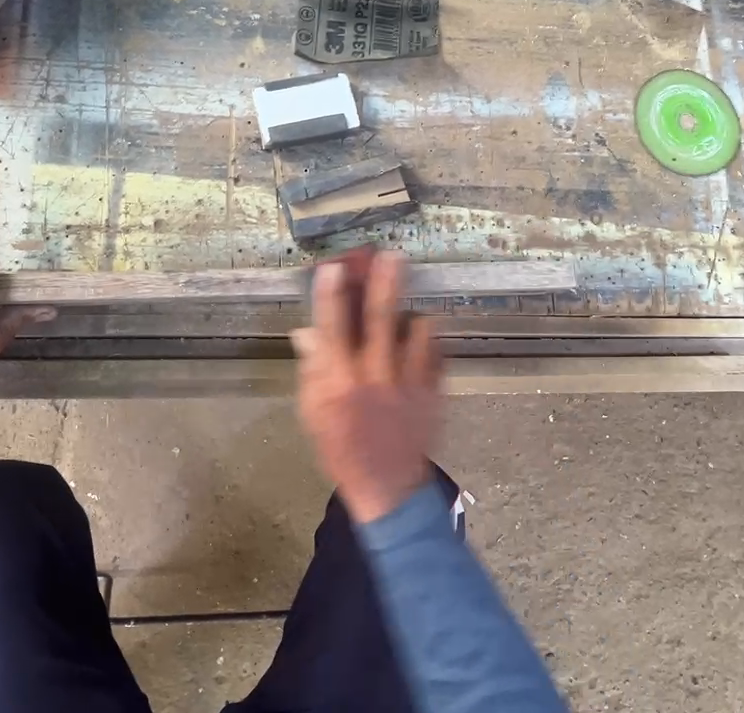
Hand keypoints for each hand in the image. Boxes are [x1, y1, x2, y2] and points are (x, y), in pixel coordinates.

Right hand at [291, 250, 441, 523]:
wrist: (388, 488)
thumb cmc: (341, 449)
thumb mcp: (313, 414)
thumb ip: (312, 371)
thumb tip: (307, 332)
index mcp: (338, 383)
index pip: (333, 329)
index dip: (331, 296)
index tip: (333, 267)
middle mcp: (374, 378)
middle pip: (381, 320)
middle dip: (385, 283)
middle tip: (392, 255)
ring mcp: (408, 385)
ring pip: (416, 332)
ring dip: (411, 314)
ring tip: (410, 310)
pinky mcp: (433, 393)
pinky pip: (437, 354)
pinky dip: (430, 341)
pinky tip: (424, 339)